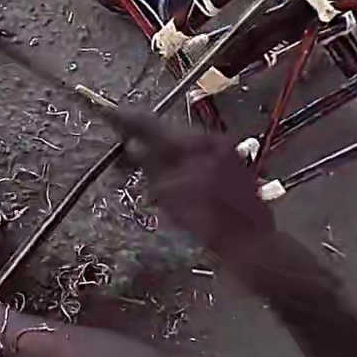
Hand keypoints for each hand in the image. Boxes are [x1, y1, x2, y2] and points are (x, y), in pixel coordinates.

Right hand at [118, 115, 276, 258]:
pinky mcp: (226, 166)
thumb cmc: (208, 221)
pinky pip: (189, 155)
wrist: (252, 244)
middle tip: (116, 143)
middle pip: (165, 131)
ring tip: (132, 163)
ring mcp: (221, 152)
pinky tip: (160, 175)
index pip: (152, 123)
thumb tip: (131, 144)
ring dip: (154, 151)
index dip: (125, 119)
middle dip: (139, 136)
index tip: (105, 112)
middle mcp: (210, 140)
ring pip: (177, 144)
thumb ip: (149, 164)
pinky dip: (171, 161)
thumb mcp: (169, 193)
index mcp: (195, 142)